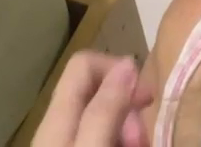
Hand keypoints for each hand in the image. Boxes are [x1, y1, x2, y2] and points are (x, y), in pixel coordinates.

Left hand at [33, 52, 153, 146]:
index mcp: (56, 114)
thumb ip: (106, 109)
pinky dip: (119, 136)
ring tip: (140, 143)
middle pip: (96, 87)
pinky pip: (99, 134)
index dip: (117, 68)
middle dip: (128, 101)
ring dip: (127, 122)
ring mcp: (64, 141)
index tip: (142, 94)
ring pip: (102, 113)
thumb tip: (128, 61)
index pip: (84, 62)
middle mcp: (58, 122)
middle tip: (144, 130)